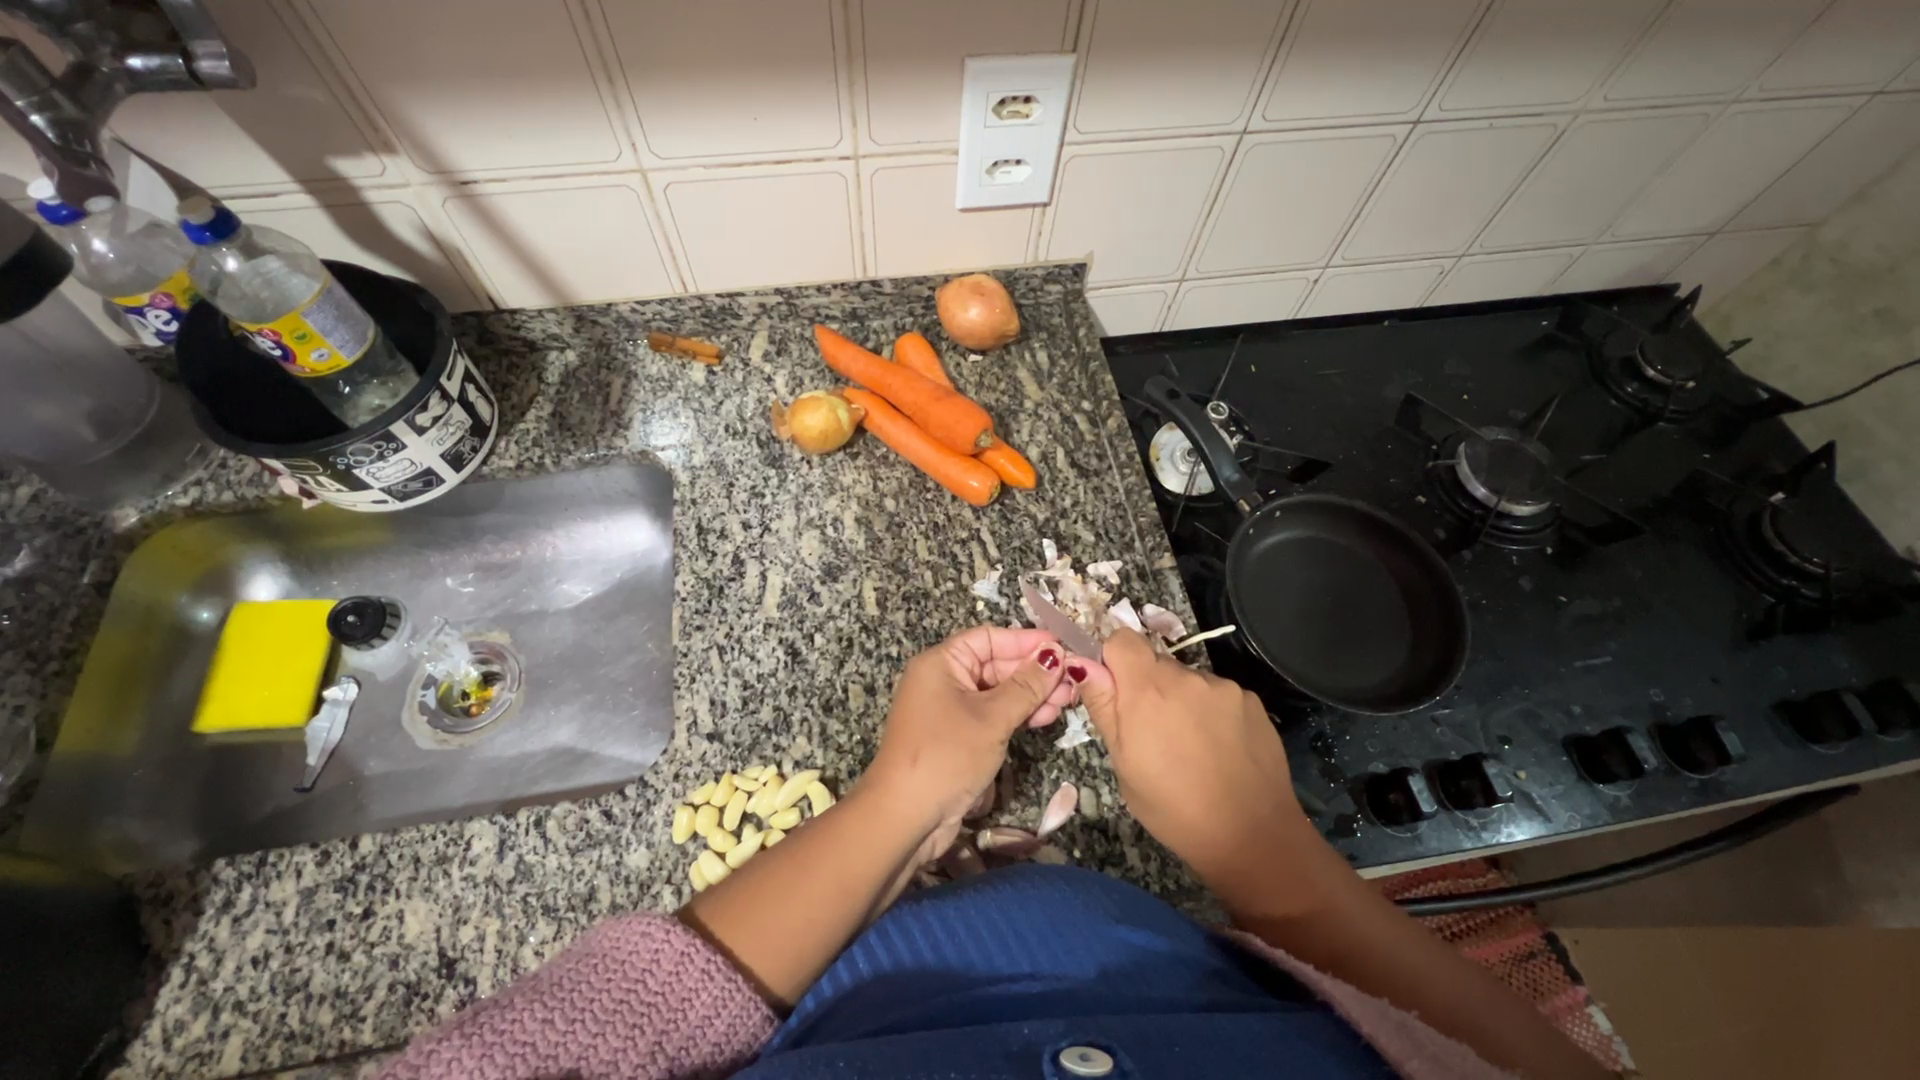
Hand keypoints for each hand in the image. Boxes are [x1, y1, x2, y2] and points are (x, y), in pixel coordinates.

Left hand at [864, 627, 1073, 863]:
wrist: (906, 816)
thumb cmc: (947, 755)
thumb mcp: (992, 718)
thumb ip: (1027, 686)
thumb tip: (1055, 655)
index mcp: (941, 663)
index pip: (989, 638)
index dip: (1026, 641)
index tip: (1062, 647)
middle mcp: (943, 680)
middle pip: (995, 664)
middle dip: (1034, 672)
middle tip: (1073, 680)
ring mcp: (949, 710)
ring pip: (998, 692)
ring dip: (1031, 695)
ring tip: (1067, 702)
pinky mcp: (958, 737)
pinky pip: (992, 715)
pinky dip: (1017, 715)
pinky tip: (1045, 718)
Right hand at [1075, 629, 1310, 902]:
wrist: (1252, 835)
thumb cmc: (1173, 808)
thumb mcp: (1123, 764)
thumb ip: (1104, 706)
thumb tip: (1082, 664)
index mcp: (1148, 689)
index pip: (1122, 640)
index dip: (1114, 662)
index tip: (1116, 694)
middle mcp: (1187, 677)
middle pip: (1157, 663)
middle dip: (1148, 689)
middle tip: (1152, 735)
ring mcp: (1224, 688)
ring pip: (1189, 681)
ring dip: (1182, 702)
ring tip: (1189, 748)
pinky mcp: (1252, 702)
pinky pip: (1219, 696)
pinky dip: (1212, 714)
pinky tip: (1218, 750)